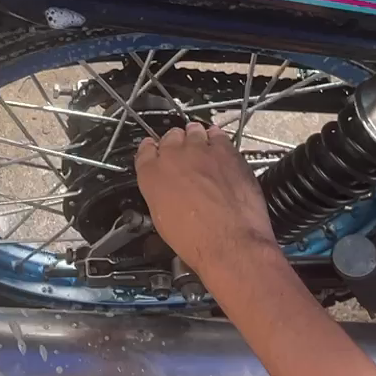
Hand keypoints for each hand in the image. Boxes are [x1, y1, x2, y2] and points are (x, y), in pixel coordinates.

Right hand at [134, 123, 279, 284]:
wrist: (231, 243)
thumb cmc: (198, 240)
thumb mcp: (163, 221)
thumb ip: (161, 195)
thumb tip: (167, 193)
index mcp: (152, 175)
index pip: (145, 150)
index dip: (151, 150)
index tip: (154, 150)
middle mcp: (173, 157)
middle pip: (170, 137)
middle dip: (175, 143)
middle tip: (181, 153)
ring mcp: (200, 151)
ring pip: (193, 131)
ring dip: (195, 137)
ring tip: (200, 145)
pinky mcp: (225, 151)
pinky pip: (218, 135)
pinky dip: (216, 138)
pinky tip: (218, 144)